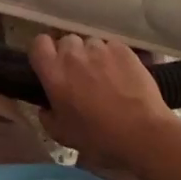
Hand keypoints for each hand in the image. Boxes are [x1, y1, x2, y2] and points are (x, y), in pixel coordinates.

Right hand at [28, 34, 179, 159]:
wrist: (142, 133)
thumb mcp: (62, 135)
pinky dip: (113, 57)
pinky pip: (111, 47)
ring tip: (103, 76)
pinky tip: (121, 75)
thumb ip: (46, 116)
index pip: (38, 43)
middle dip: (70, 55)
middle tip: (78, 75)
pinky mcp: (123, 49)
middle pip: (66, 41)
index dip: (43, 52)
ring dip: (92, 56)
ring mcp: (101, 48)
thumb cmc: (98, 138)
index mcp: (54, 72)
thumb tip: (45, 107)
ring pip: (90, 43)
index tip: (50, 65)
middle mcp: (74, 54)